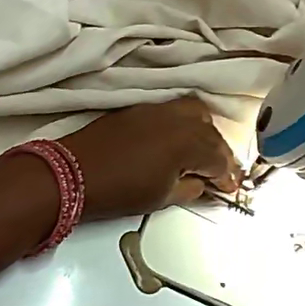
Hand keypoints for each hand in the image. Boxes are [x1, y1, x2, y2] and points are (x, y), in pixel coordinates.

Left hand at [60, 98, 241, 220]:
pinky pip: (176, 110)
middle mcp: (179, 119)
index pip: (220, 159)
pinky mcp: (142, 108)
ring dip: (206, 133)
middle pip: (212, 134)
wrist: (73, 174)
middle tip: (223, 175)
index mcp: (189, 143)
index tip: (231, 188)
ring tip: (204, 153)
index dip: (228, 176)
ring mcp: (159, 109)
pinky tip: (183, 140)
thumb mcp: (162, 198)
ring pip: (197, 114)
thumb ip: (190, 189)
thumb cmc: (119, 191)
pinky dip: (187, 124)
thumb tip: (202, 184)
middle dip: (221, 155)